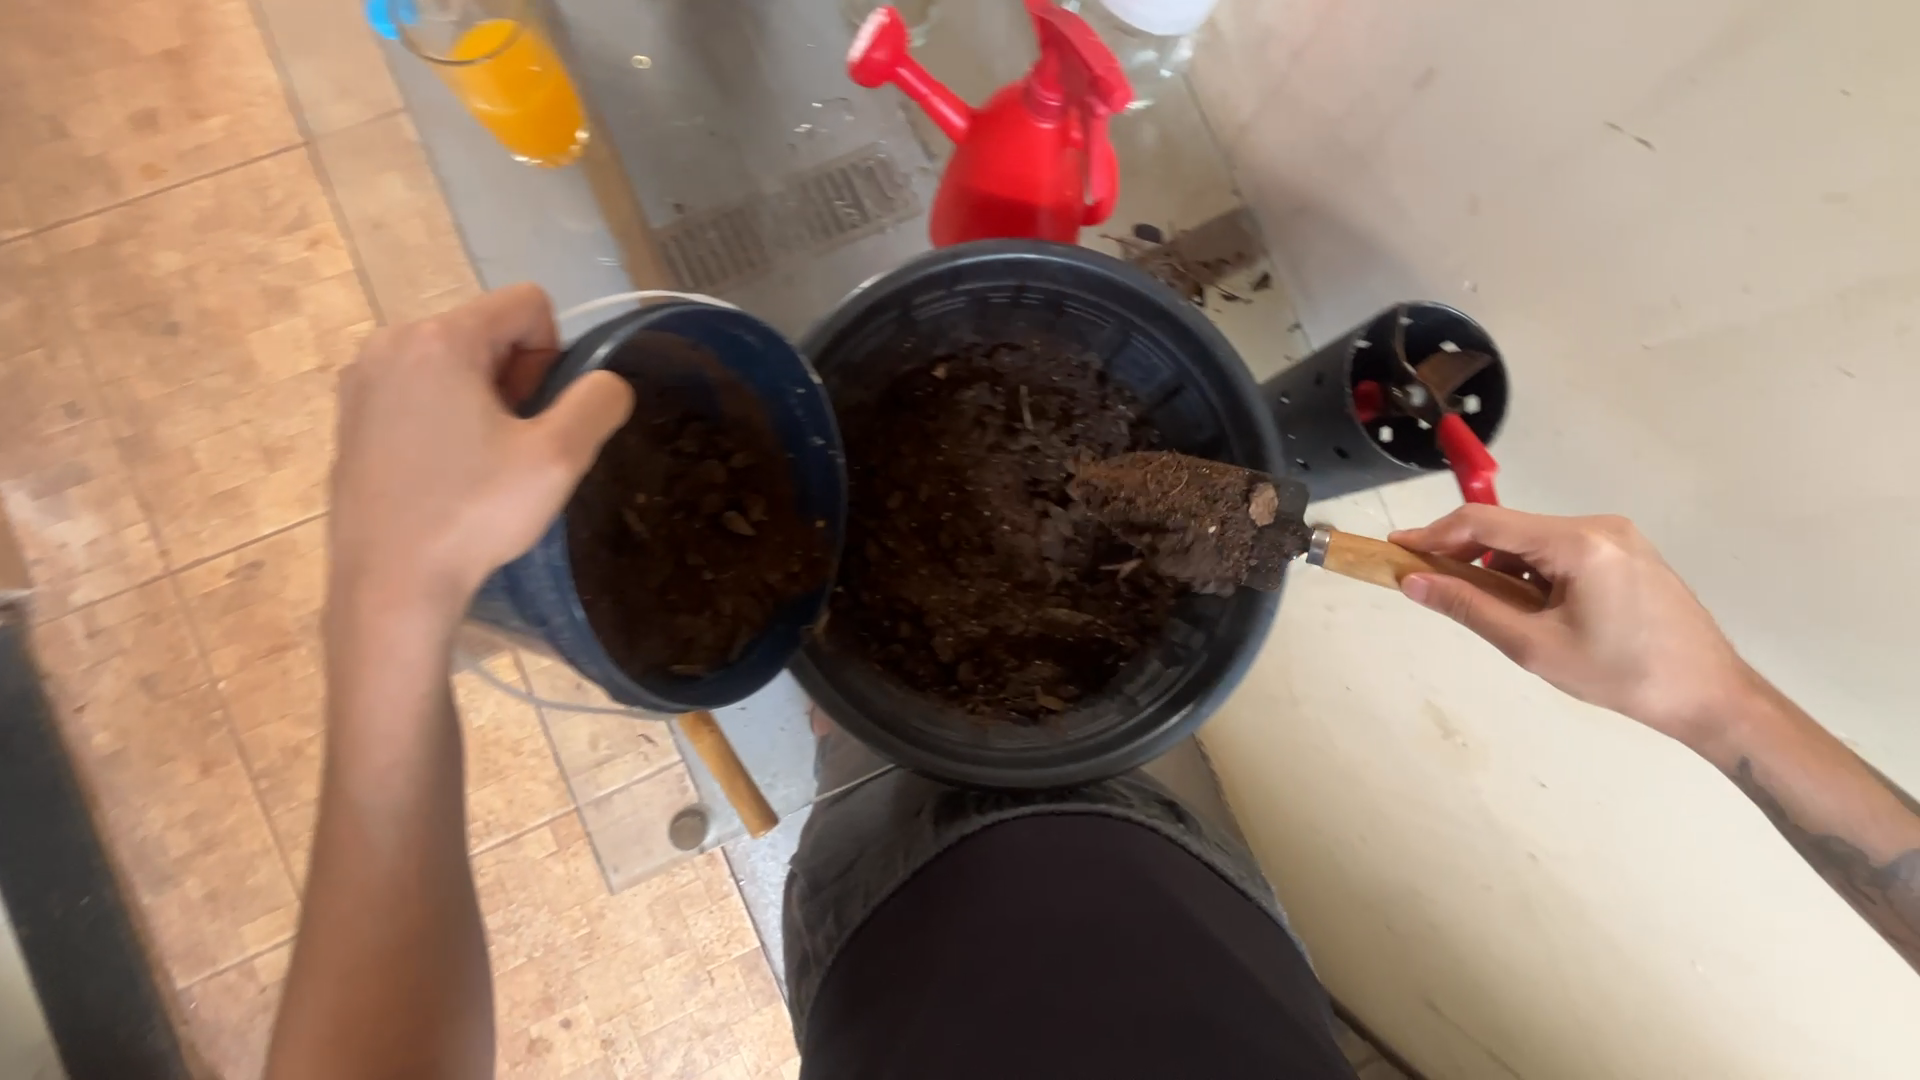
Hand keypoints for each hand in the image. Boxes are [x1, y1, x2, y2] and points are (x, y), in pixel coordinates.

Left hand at [328, 285, 632, 622]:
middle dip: (520, 379)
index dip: (555, 355)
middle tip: (515, 446)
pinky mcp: (353, 415)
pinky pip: (425, 389)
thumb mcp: (561, 456)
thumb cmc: (475, 512)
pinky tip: (451, 470)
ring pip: (459, 362)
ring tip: (484, 461)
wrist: (390, 582)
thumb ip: (599, 401)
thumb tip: (607, 384)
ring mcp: (363, 380)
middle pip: (491, 331)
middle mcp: (389, 343)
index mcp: (438, 340)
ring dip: (488, 399)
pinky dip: (452, 416)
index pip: (528, 304)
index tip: (539, 416)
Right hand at [1390, 506, 1752, 749]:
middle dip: (1459, 550)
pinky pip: (1554, 549)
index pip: (1484, 522)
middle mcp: (1598, 527)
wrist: (1714, 699)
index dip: (1432, 534)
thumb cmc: (1621, 675)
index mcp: (1578, 543)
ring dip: (1492, 563)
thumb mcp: (1532, 646)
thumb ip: (1467, 607)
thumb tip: (1411, 582)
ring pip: (1528, 539)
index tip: (1395, 549)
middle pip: (1505, 526)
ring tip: (1476, 602)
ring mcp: (1616, 538)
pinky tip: (1521, 602)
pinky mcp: (1624, 554)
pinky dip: (1524, 570)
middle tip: (1423, 579)